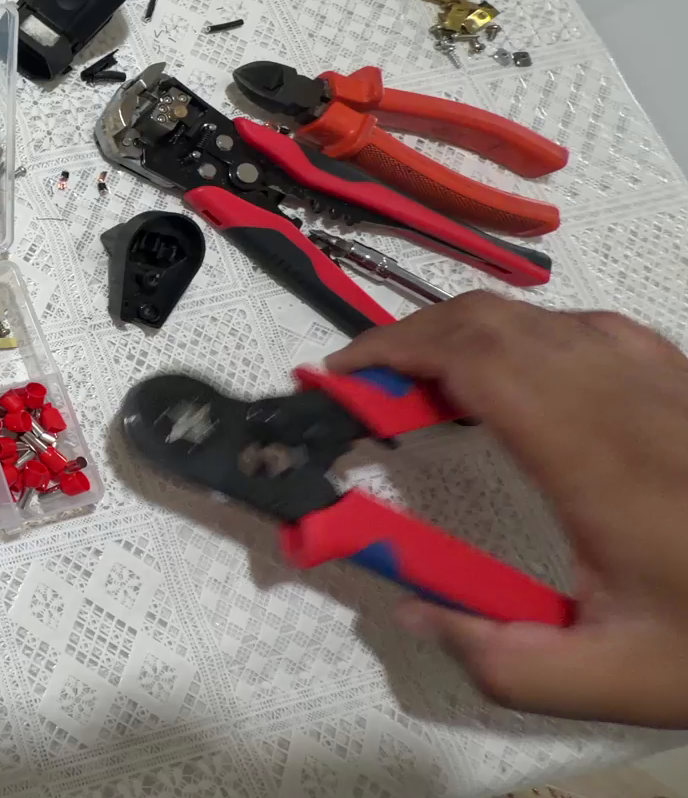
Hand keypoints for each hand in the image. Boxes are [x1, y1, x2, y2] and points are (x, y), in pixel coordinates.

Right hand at [327, 292, 687, 726]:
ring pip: (534, 315)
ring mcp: (670, 385)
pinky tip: (513, 378)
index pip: (477, 358)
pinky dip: (520, 335)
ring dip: (457, 334)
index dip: (392, 349)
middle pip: (491, 321)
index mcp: (601, 462)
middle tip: (367, 382)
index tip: (342, 376)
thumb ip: (502, 660)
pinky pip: (587, 327)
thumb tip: (411, 611)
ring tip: (425, 381)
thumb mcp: (624, 681)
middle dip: (405, 337)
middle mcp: (632, 403)